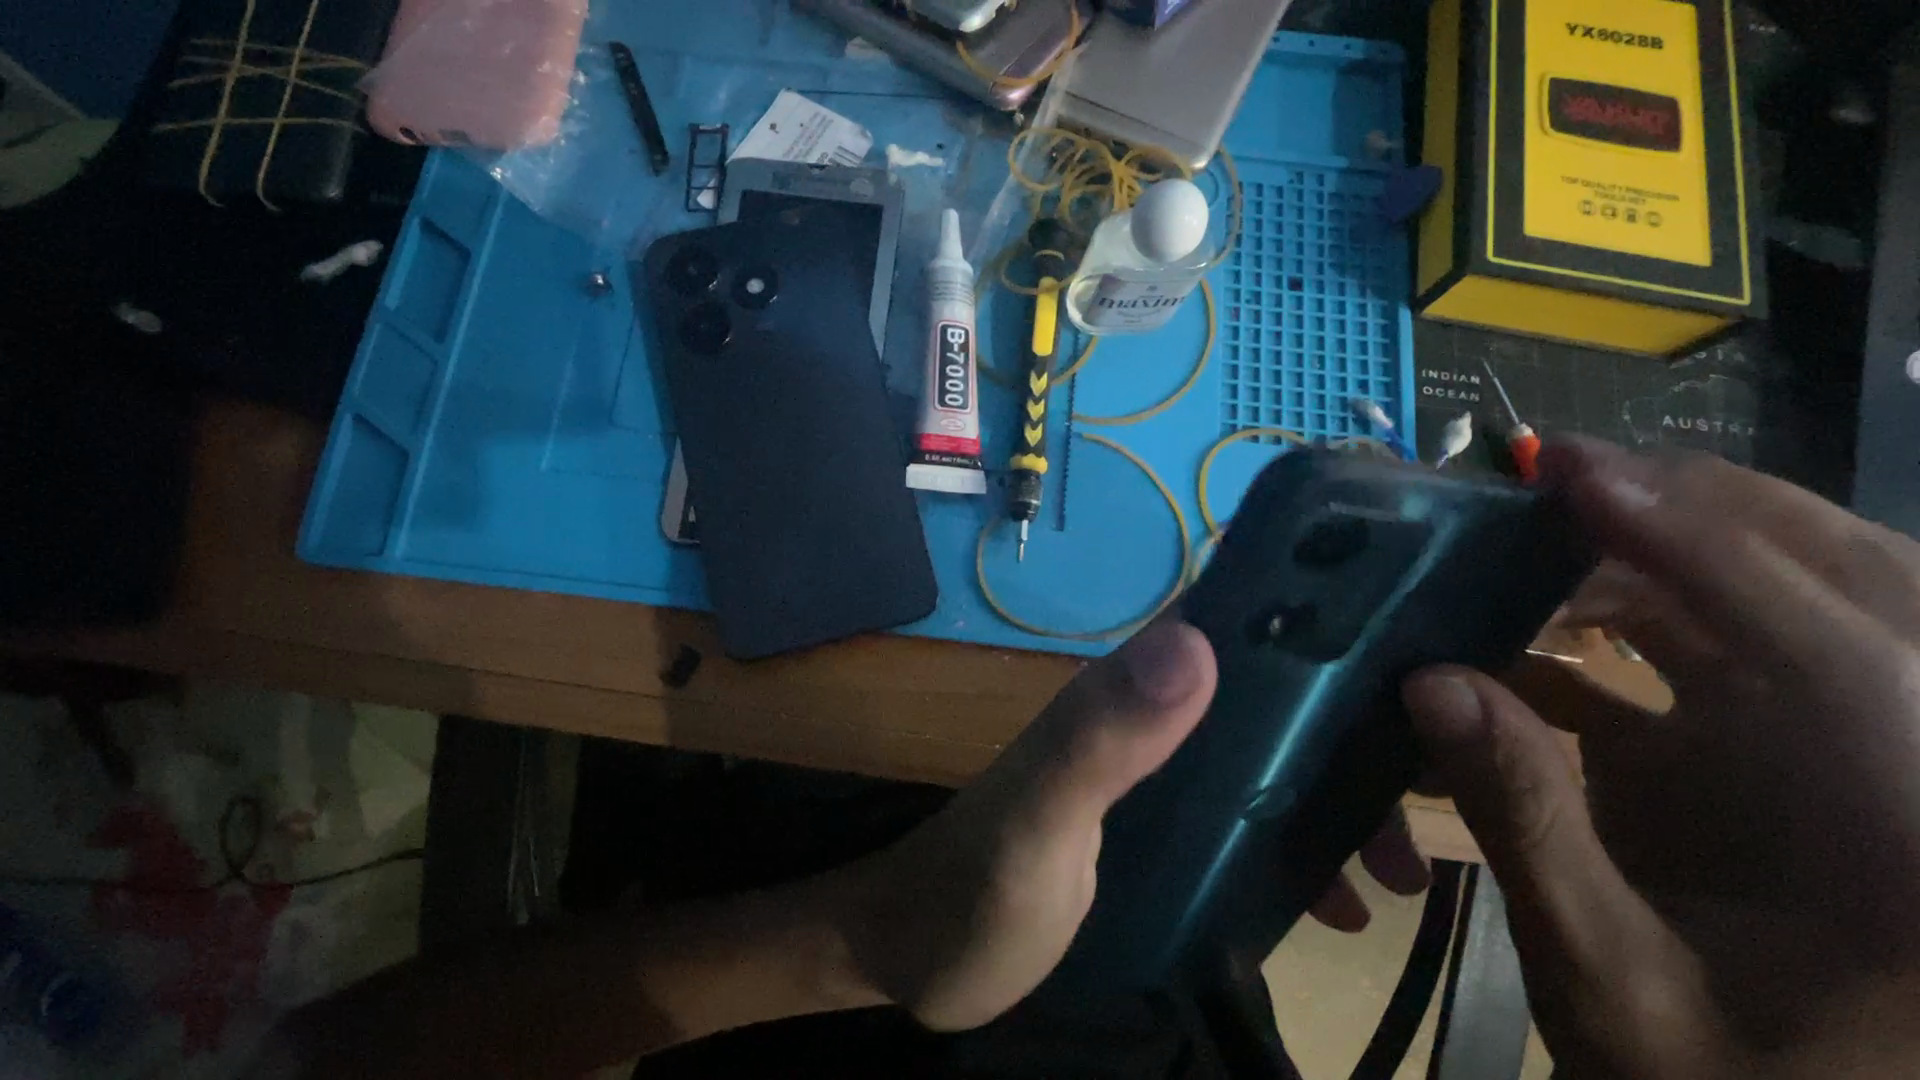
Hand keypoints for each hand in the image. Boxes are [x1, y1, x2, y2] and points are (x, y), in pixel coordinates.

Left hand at [840, 618, 1427, 1030]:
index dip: (1322, 617)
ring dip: (1343, 800)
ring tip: (1399, 868)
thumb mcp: (1038, 820)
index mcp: (1129, 696)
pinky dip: (1308, 851)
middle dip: (1359, 731)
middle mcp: (1153, 722)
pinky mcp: (1166, 838)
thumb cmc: (973, 892)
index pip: (1235, 622)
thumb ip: (1102, 736)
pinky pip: (1255, 826)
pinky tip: (1344, 905)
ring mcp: (1163, 782)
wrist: (923, 961)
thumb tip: (1197, 640)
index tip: (1419, 645)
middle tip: (1433, 788)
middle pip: (1276, 700)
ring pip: (1275, 766)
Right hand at [1404, 438, 1919, 1077]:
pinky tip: (1531, 627)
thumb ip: (1526, 826)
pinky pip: (1714, 655)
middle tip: (1558, 478)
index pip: (1827, 639)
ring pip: (1782, 604)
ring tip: (1539, 536)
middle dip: (1701, 510)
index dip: (1694, 538)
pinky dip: (1625, 621)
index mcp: (1909, 828)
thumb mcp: (1610, 982)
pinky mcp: (1774, 766)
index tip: (1567, 470)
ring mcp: (1839, 761)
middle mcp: (1900, 766)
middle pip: (1847, 581)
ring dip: (1660, 556)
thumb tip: (1430, 684)